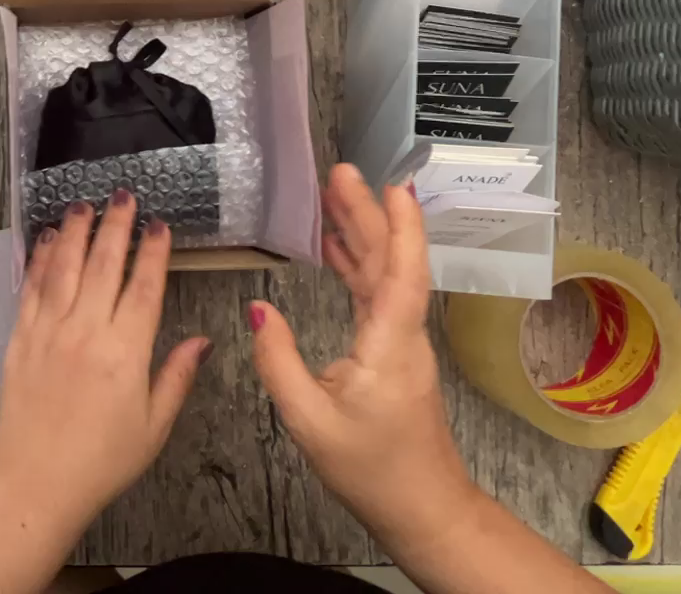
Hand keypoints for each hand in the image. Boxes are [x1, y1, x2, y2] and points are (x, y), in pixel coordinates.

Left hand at [0, 191, 210, 534]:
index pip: (144, 287)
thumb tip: (203, 339)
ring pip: (64, 266)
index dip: (154, 251)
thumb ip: (176, 376)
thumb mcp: (154, 425)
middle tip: (122, 194)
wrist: (35, 480)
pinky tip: (47, 239)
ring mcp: (49, 329)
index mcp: (125, 351)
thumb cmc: (102, 459)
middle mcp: (86, 330)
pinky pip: (31, 288)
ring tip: (83, 203)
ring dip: (75, 231)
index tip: (159, 223)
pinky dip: (40, 259)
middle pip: (104, 264)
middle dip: (115, 224)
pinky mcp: (21, 335)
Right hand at [249, 163, 477, 542]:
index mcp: (389, 344)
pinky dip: (354, 262)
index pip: (401, 275)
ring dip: (360, 231)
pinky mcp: (391, 348)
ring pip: (382, 273)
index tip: (395, 186)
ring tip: (332, 193)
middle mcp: (401, 333)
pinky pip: (375, 291)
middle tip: (340, 172)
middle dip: (367, 213)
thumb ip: (278, 362)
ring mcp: (399, 339)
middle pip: (389, 261)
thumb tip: (258, 308)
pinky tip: (332, 245)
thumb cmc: (370, 468)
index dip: (402, 228)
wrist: (422, 509)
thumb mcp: (308, 420)